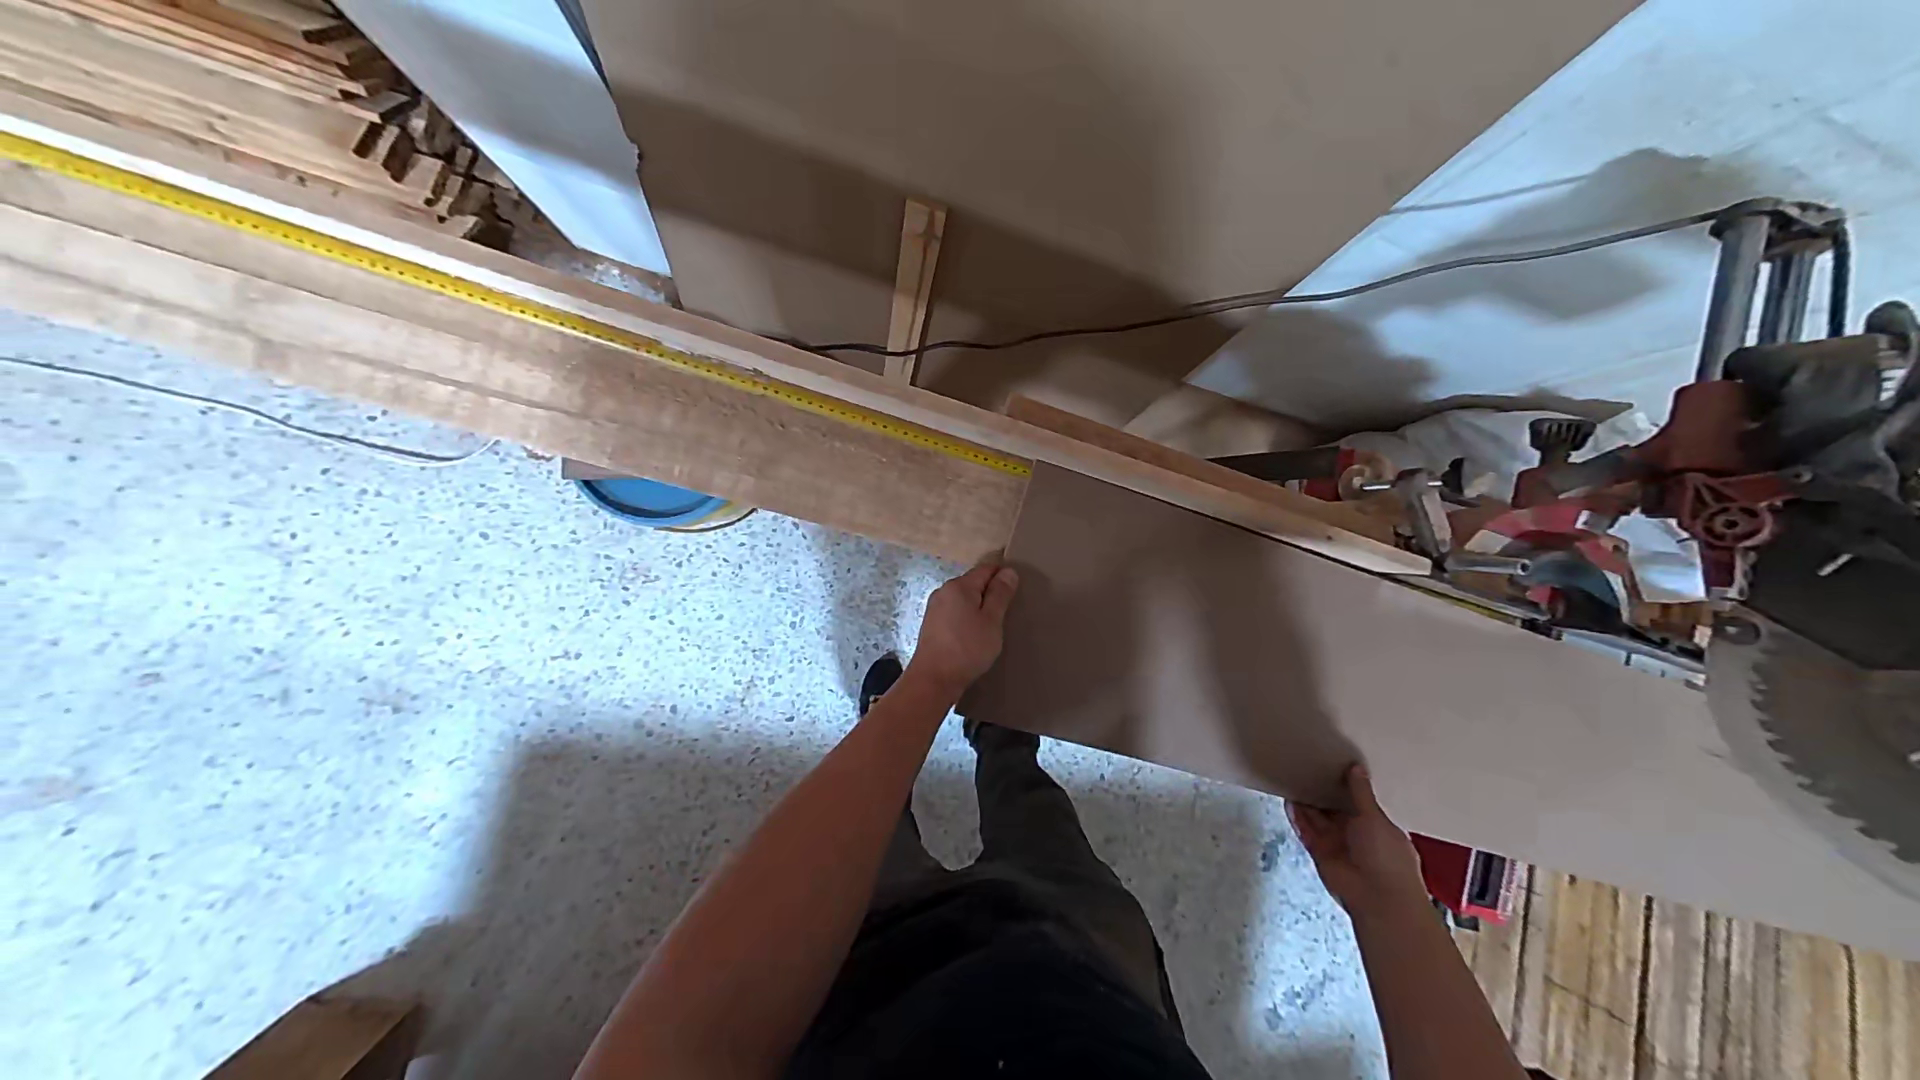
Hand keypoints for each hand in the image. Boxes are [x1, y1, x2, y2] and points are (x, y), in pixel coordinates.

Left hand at [905, 563, 1019, 696]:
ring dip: (978, 607)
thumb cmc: (967, 649)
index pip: (986, 569)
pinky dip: (966, 618)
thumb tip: (1008, 571)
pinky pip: (954, 613)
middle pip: (973, 583)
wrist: (933, 679)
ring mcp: (934, 608)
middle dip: (990, 592)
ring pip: (963, 599)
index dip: (1003, 575)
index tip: (1017, 592)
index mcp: (959, 586)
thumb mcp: (991, 621)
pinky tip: (973, 635)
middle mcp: (944, 591)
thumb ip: (1000, 594)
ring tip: (992, 626)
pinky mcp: (931, 624)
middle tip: (1007, 612)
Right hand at [1288, 764, 1427, 919]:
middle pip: (1335, 809)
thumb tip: (1357, 768)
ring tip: (1294, 778)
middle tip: (1308, 768)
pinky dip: (1298, 817)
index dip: (1347, 786)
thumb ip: (1360, 792)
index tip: (1334, 766)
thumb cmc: (1387, 857)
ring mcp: (1338, 844)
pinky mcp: (1320, 852)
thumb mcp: (1375, 818)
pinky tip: (1290, 800)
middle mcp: (1357, 835)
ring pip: (1318, 819)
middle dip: (1323, 792)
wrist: (1377, 898)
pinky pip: (1306, 831)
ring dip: (1307, 802)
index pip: (1359, 802)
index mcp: (1378, 826)